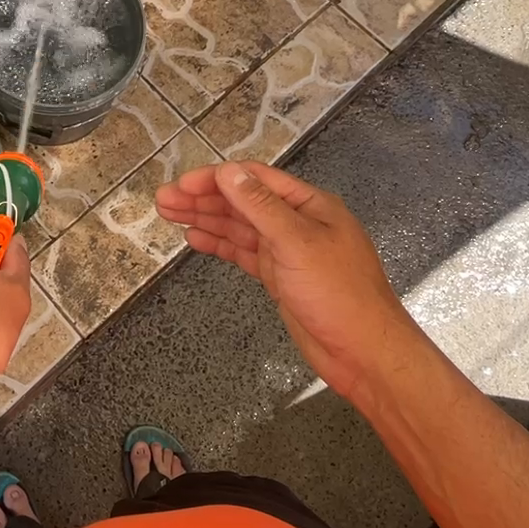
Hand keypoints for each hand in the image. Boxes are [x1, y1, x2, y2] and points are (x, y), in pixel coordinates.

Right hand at [156, 161, 426, 398]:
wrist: (366, 356)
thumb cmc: (338, 293)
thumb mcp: (297, 242)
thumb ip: (259, 205)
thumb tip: (226, 171)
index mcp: (308, 205)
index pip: (253, 179)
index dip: (215, 178)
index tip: (182, 185)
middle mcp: (297, 222)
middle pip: (242, 201)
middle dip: (202, 199)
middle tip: (162, 200)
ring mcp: (288, 251)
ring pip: (239, 227)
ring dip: (205, 219)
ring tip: (167, 214)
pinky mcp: (281, 277)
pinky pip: (244, 252)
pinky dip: (219, 244)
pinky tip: (194, 239)